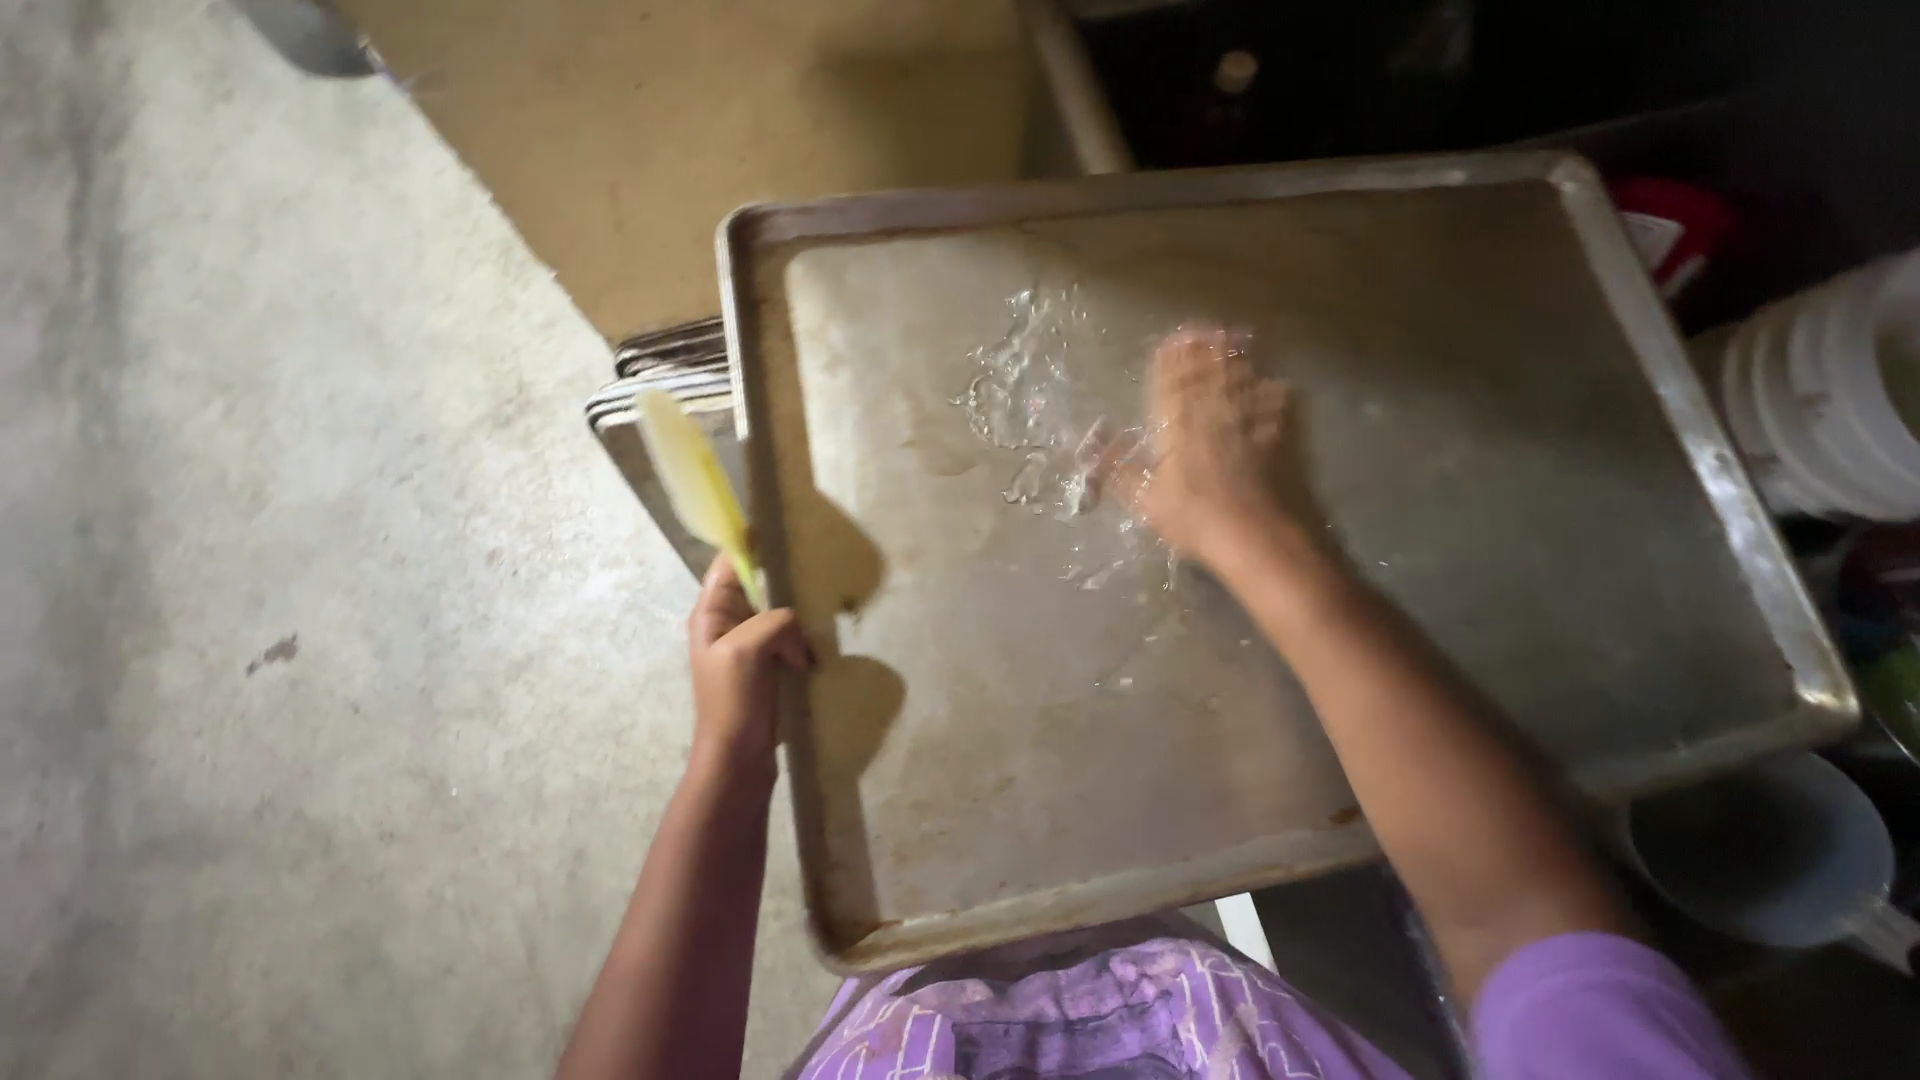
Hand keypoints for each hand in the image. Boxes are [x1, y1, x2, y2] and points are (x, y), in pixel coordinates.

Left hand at [687, 556, 811, 777]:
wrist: (738, 758)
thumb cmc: (732, 701)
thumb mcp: (745, 650)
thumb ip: (774, 621)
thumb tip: (798, 631)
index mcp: (711, 614)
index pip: (728, 564)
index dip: (749, 541)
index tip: (780, 524)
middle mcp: (728, 624)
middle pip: (758, 585)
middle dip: (784, 577)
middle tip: (817, 565)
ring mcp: (750, 646)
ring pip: (779, 612)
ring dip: (798, 612)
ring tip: (825, 606)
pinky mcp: (771, 666)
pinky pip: (790, 638)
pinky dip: (804, 638)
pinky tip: (819, 646)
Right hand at [1114, 326, 1294, 567]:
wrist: (1245, 534)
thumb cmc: (1189, 516)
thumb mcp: (1143, 497)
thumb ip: (1117, 468)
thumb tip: (1091, 444)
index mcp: (1176, 430)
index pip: (1171, 388)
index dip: (1172, 363)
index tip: (1174, 339)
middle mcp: (1209, 421)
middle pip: (1208, 380)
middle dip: (1206, 353)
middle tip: (1210, 328)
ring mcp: (1241, 431)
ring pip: (1238, 389)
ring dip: (1237, 364)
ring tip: (1239, 342)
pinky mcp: (1266, 447)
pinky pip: (1270, 415)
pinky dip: (1273, 398)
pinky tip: (1280, 386)